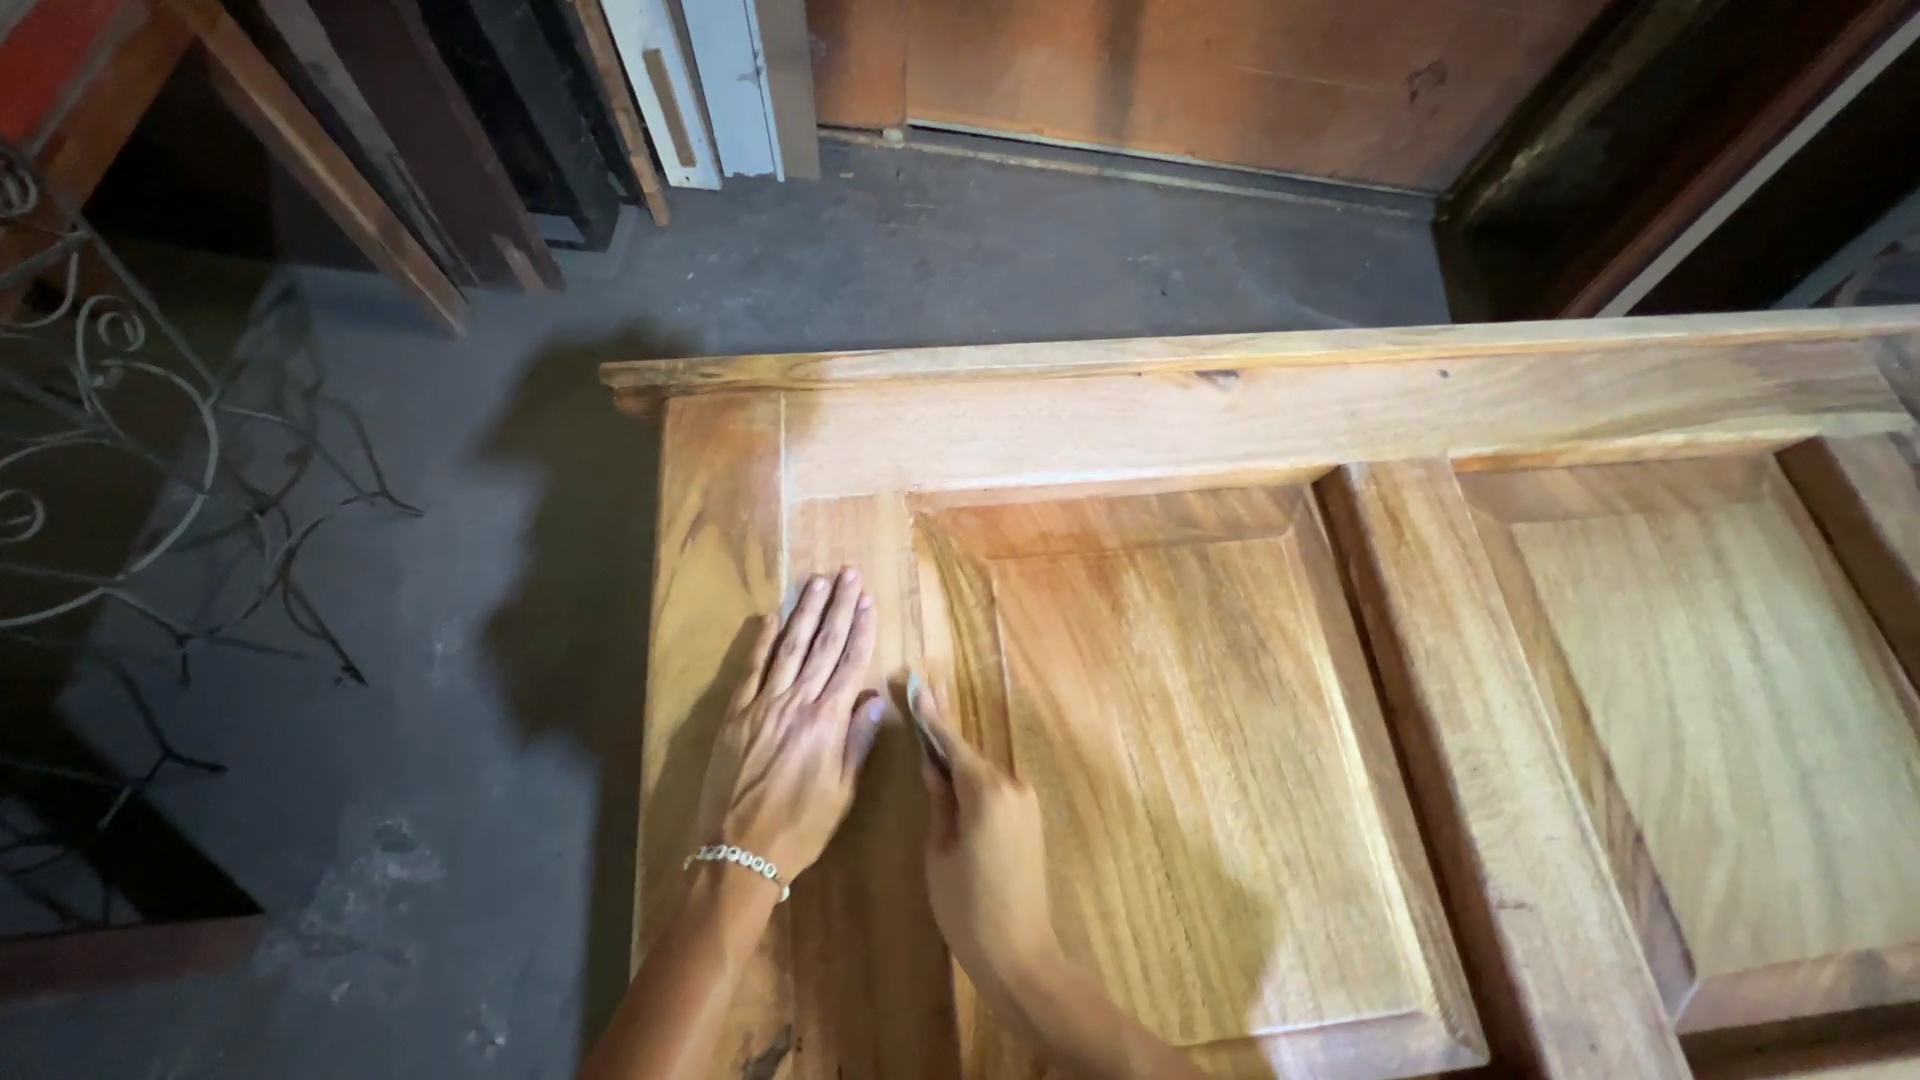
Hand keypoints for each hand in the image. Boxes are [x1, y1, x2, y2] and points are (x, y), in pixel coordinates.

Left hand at [694, 567, 884, 882]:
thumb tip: (875, 698)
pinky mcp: (735, 714)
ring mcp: (762, 705)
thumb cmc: (801, 827)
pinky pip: (751, 669)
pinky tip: (771, 616)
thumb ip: (858, 740)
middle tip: (846, 575)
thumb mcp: (843, 792)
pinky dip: (762, 641)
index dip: (861, 630)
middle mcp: (796, 704)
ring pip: (788, 648)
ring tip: (816, 582)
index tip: (868, 600)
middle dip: (837, 608)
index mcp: (827, 723)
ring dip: (803, 612)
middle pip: (821, 646)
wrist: (739, 852)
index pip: (850, 664)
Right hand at [917, 683, 1064, 999]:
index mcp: (986, 791)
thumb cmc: (966, 907)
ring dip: (959, 767)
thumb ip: (939, 800)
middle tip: (923, 700)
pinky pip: (996, 791)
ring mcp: (1026, 802)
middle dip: (944, 739)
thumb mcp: (938, 851)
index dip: (933, 716)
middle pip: (969, 757)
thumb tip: (933, 765)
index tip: (919, 685)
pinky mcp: (1031, 818)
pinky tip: (955, 787)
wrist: (1019, 952)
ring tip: (930, 753)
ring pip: (983, 774)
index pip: (953, 744)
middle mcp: (1012, 786)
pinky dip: (975, 785)